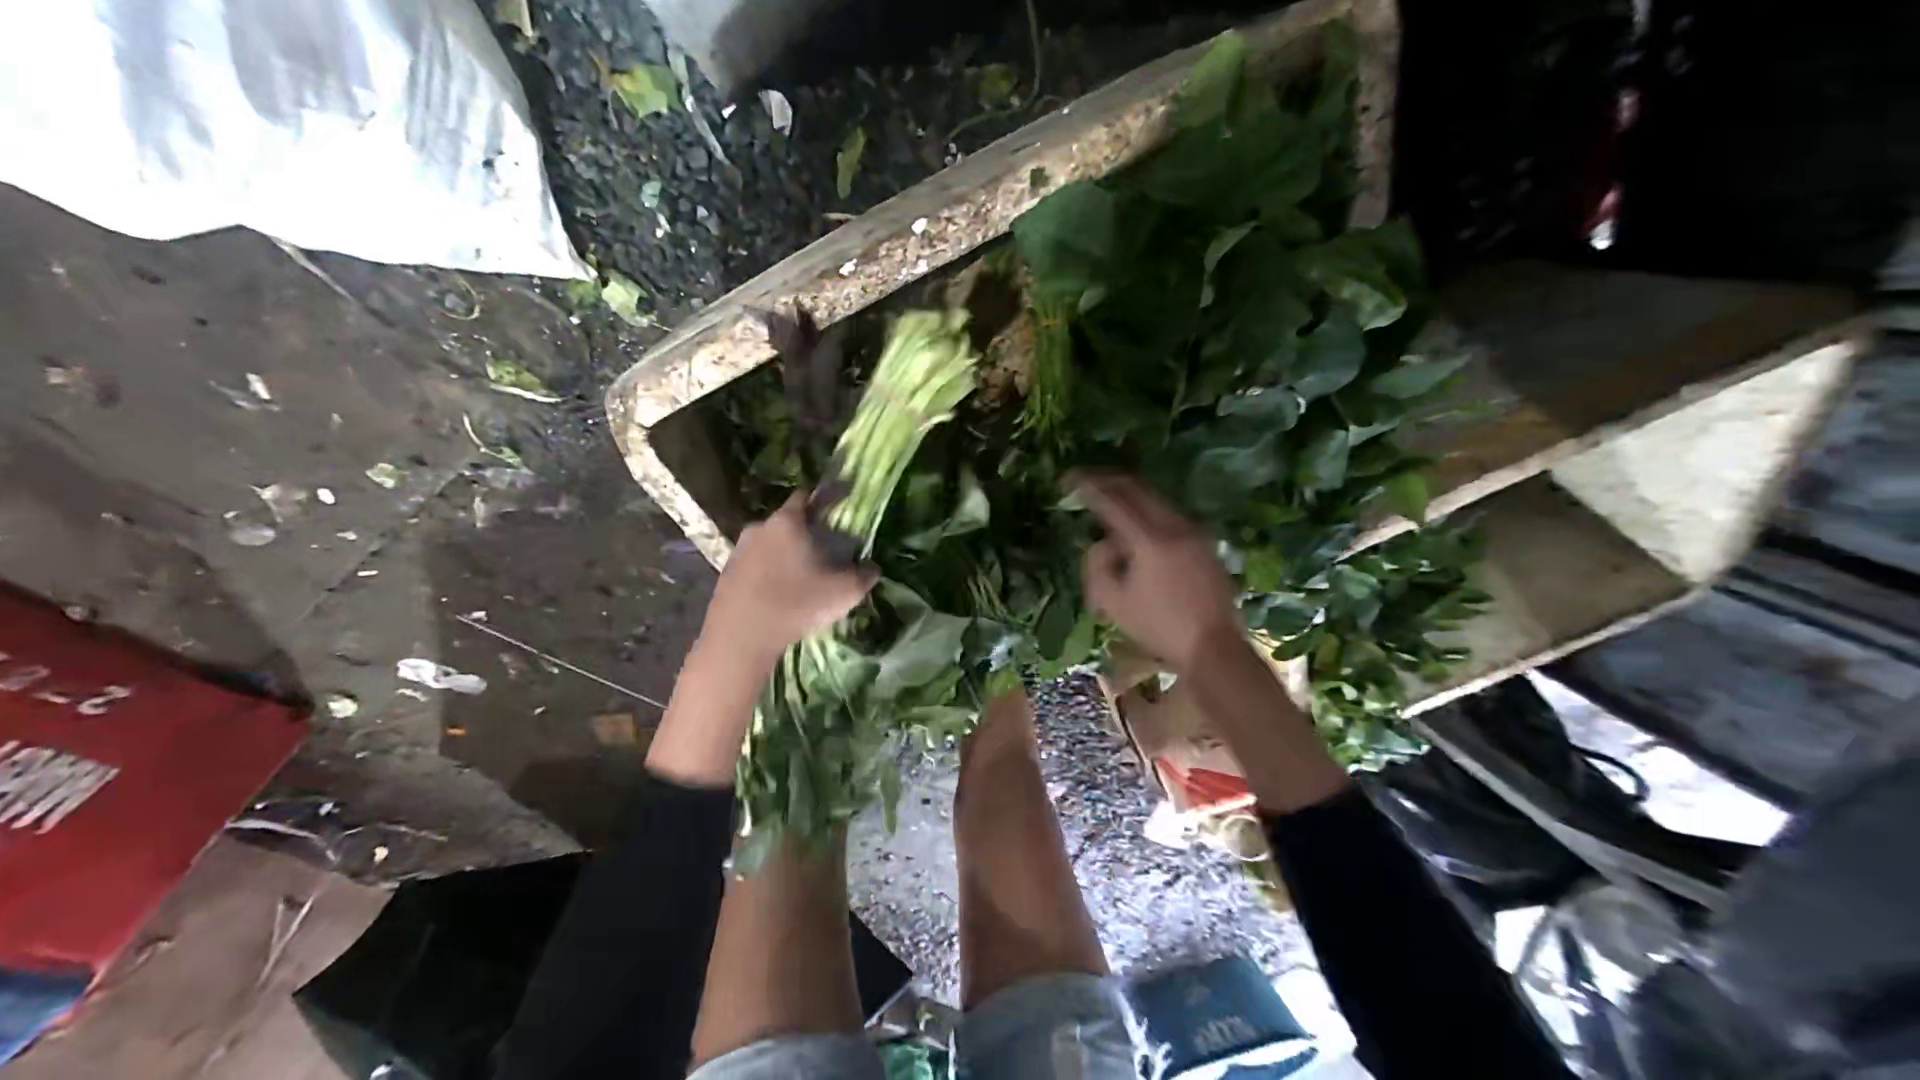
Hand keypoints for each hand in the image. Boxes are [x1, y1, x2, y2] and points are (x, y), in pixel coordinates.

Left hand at [702, 491, 876, 666]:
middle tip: (826, 548)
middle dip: (807, 531)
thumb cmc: (796, 603)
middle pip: (788, 521)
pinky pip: (755, 565)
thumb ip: (864, 575)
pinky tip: (780, 593)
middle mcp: (759, 527)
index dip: (826, 498)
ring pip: (769, 544)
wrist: (741, 637)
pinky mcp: (726, 575)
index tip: (840, 505)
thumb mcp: (844, 591)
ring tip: (803, 574)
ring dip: (785, 553)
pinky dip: (769, 572)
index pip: (808, 496)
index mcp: (788, 522)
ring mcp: (739, 551)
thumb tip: (873, 568)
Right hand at [1073, 471, 1240, 670]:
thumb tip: (1103, 542)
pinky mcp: (1204, 541)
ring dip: (1129, 494)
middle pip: (1137, 488)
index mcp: (1149, 540)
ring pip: (1156, 498)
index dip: (1088, 486)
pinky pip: (1169, 512)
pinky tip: (1137, 521)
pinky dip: (1147, 508)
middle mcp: (1174, 526)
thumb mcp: (1111, 601)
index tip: (1068, 478)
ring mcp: (1194, 531)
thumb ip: (1097, 563)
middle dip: (1109, 481)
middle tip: (1086, 480)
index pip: (1113, 501)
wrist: (1212, 645)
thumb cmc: (1157, 627)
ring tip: (1109, 497)